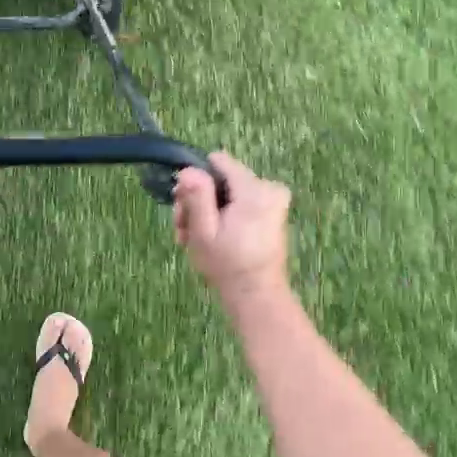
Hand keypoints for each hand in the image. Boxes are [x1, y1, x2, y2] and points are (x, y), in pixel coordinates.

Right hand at [173, 152, 291, 305]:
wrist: (255, 294)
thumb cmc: (227, 265)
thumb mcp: (203, 230)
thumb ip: (196, 195)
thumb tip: (187, 169)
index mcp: (254, 190)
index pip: (217, 162)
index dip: (195, 180)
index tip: (183, 206)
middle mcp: (269, 188)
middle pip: (220, 179)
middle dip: (197, 201)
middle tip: (183, 229)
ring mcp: (273, 200)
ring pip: (226, 192)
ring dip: (206, 211)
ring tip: (191, 238)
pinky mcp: (272, 212)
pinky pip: (238, 202)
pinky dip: (222, 216)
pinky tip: (210, 237)